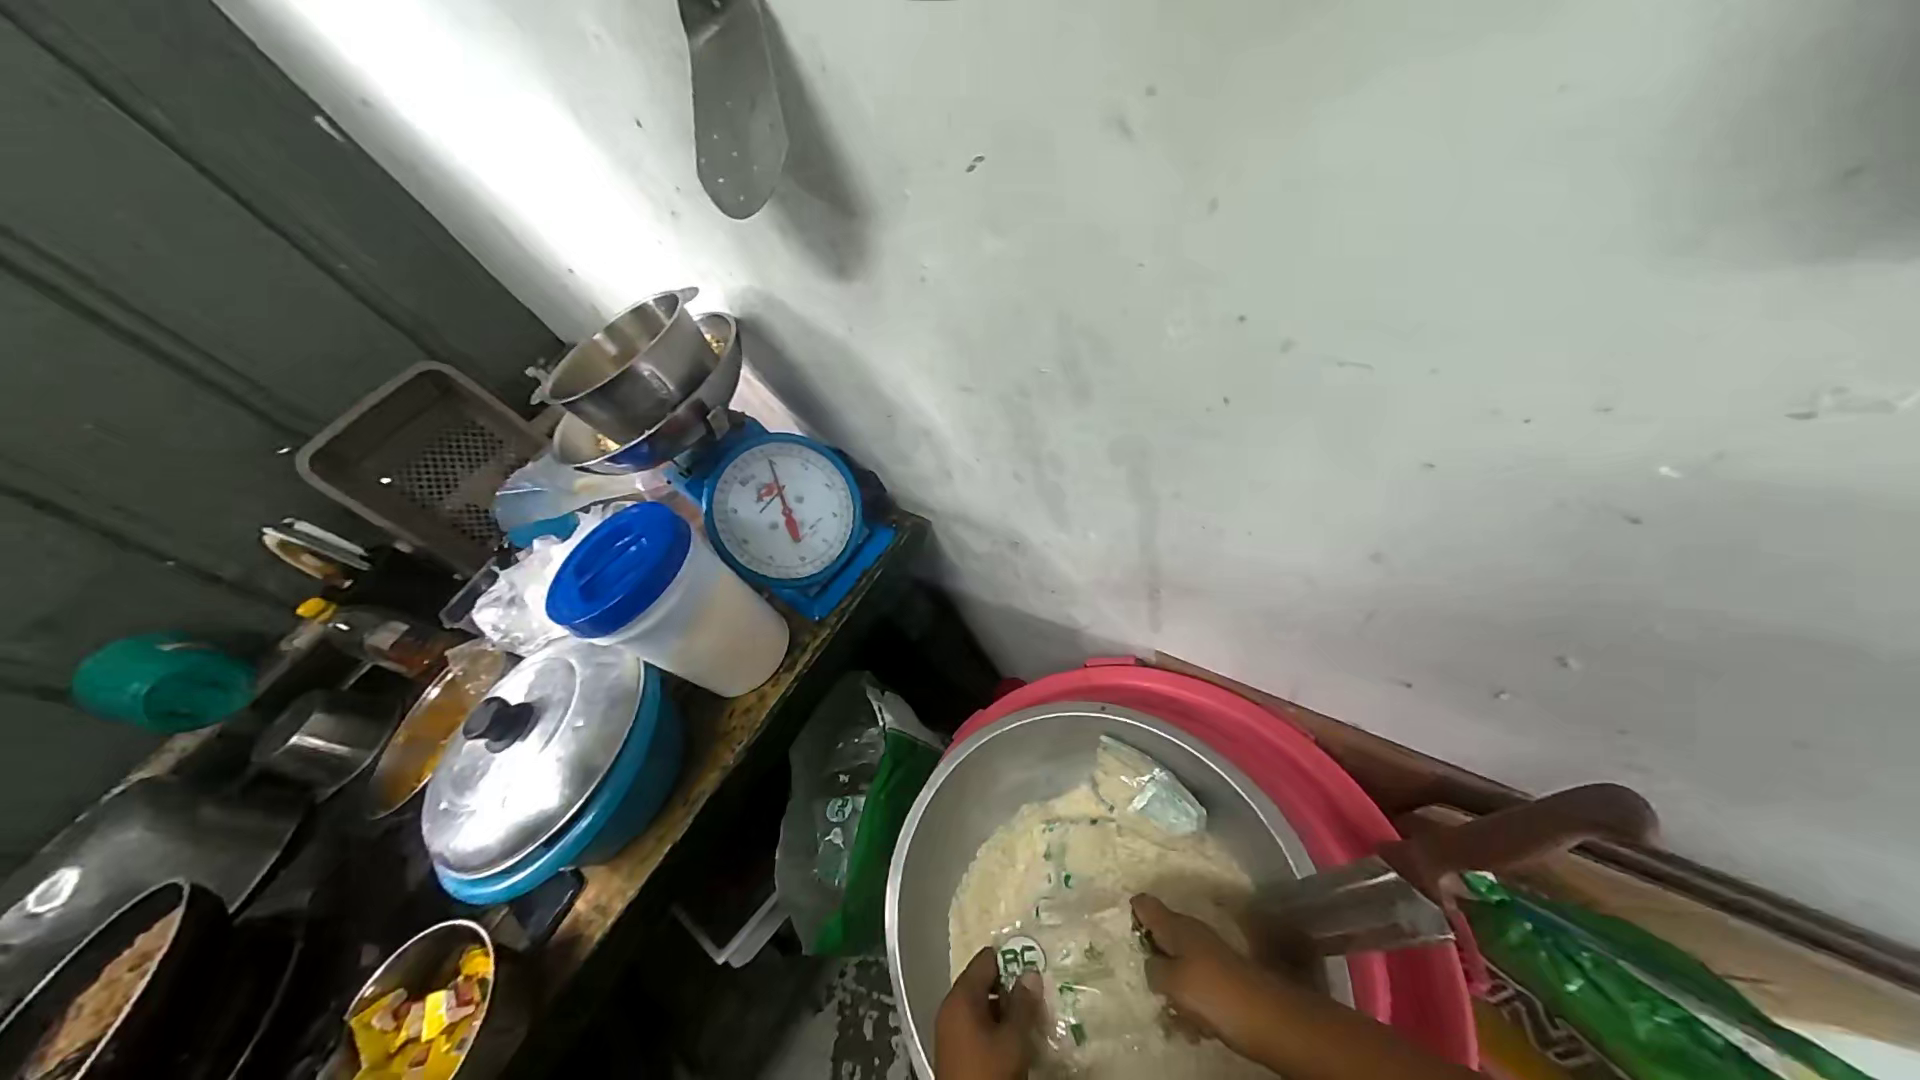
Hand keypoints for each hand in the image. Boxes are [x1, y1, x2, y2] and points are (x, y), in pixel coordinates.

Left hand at [935, 947, 1039, 1079]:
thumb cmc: (989, 1073)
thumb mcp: (1013, 1039)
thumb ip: (1023, 1004)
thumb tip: (1031, 973)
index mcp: (961, 996)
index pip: (985, 961)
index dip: (1009, 957)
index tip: (1033, 960)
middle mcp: (951, 1006)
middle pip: (982, 981)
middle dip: (1009, 984)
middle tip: (1037, 991)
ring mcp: (950, 1028)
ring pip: (981, 1004)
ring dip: (1004, 1007)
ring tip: (1031, 1014)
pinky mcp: (954, 1047)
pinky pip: (976, 1022)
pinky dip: (994, 1023)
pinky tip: (1014, 1035)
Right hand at [1131, 893, 1290, 1055]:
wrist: (1269, 1018)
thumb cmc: (1213, 991)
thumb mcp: (1171, 980)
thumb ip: (1152, 969)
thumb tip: (1151, 965)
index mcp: (1176, 926)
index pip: (1144, 904)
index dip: (1131, 914)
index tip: (1124, 936)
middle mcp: (1191, 934)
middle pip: (1159, 940)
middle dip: (1152, 964)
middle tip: (1150, 987)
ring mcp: (1208, 957)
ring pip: (1177, 969)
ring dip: (1172, 992)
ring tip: (1176, 1019)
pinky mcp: (1221, 981)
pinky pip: (1195, 989)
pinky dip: (1191, 1007)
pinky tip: (1195, 1030)